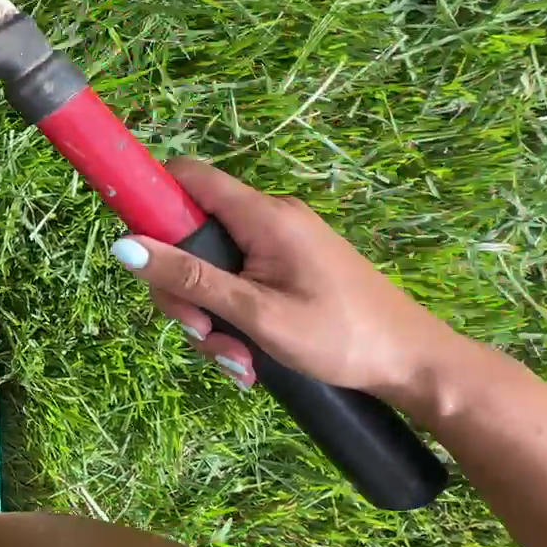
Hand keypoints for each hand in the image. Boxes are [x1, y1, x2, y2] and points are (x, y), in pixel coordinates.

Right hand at [112, 157, 460, 405]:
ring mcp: (275, 246)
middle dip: (179, 285)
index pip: (186, 176)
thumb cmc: (344, 338)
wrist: (424, 370)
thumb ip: (188, 278)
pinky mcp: (282, 269)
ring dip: (203, 311)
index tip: (132, 240)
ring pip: (204, 266)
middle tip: (196, 328)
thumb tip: (123, 247)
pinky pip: (230, 281)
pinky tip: (243, 353)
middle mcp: (267, 221)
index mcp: (264, 217)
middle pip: (186, 235)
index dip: (149, 196)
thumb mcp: (255, 313)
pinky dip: (225, 315)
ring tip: (232, 355)